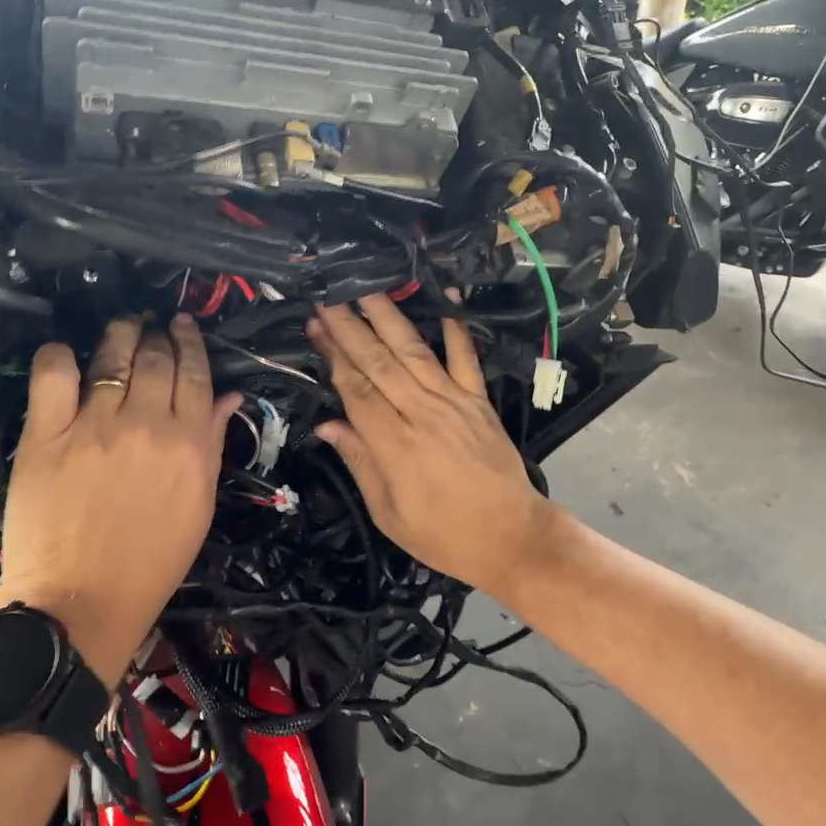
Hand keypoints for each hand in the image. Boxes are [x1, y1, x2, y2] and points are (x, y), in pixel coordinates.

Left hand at [0, 314, 239, 684]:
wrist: (82, 600)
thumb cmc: (152, 559)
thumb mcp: (200, 502)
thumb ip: (213, 442)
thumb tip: (228, 395)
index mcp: (189, 442)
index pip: (195, 372)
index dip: (190, 342)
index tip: (184, 327)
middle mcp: (146, 423)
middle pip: (155, 358)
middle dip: (157, 335)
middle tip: (153, 327)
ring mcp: (93, 426)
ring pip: (111, 356)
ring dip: (120, 334)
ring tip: (122, 326)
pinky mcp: (46, 436)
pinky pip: (53, 375)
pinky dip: (59, 355)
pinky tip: (66, 352)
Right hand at [306, 296, 555, 594]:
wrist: (511, 536)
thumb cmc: (444, 534)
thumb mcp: (389, 514)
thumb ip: (360, 463)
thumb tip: (328, 425)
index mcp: (395, 445)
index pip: (356, 389)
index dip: (333, 356)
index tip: (315, 328)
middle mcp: (423, 414)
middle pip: (379, 363)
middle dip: (350, 328)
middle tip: (328, 298)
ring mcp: (455, 402)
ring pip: (415, 352)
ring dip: (389, 318)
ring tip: (368, 289)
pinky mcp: (480, 401)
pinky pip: (466, 358)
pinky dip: (455, 328)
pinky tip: (445, 298)